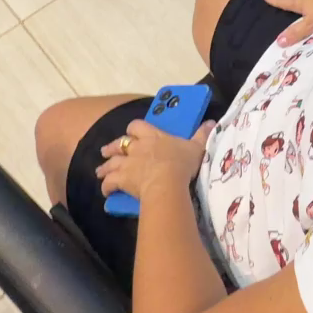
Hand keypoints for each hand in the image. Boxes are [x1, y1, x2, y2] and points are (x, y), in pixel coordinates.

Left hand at [97, 119, 212, 199]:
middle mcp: (137, 147)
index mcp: (153, 136)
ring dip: (105, 167)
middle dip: (113, 147)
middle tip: (107, 151)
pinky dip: (106, 186)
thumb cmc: (182, 163)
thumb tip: (212, 122)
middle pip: (119, 144)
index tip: (131, 133)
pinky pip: (110, 182)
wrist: (168, 182)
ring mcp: (128, 163)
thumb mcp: (196, 147)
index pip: (137, 126)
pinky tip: (106, 191)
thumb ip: (202, 134)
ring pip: (111, 162)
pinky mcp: (122, 179)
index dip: (133, 130)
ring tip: (100, 171)